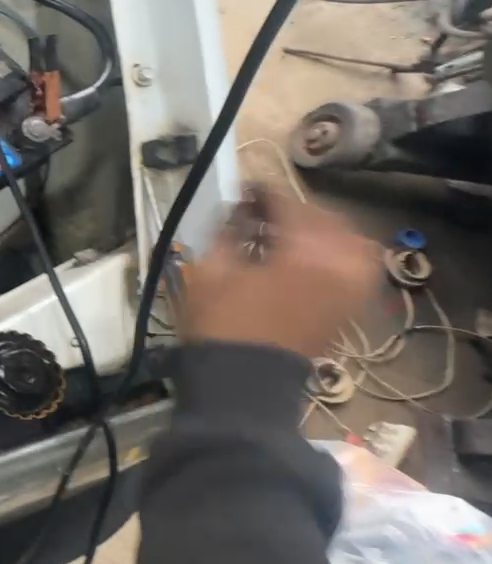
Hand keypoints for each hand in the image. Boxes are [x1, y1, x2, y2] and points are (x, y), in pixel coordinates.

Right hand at [179, 187, 378, 357]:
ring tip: (284, 234)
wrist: (245, 375)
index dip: (264, 194)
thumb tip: (237, 212)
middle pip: (325, 220)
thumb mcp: (209, 272)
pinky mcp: (353, 301)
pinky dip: (332, 252)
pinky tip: (303, 256)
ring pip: (347, 239)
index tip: (243, 189)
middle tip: (259, 212)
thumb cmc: (219, 321)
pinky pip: (353, 263)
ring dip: (317, 231)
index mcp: (303, 251)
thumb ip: (227, 235)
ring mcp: (354, 283)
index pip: (289, 206)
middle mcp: (341, 262)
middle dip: (292, 211)